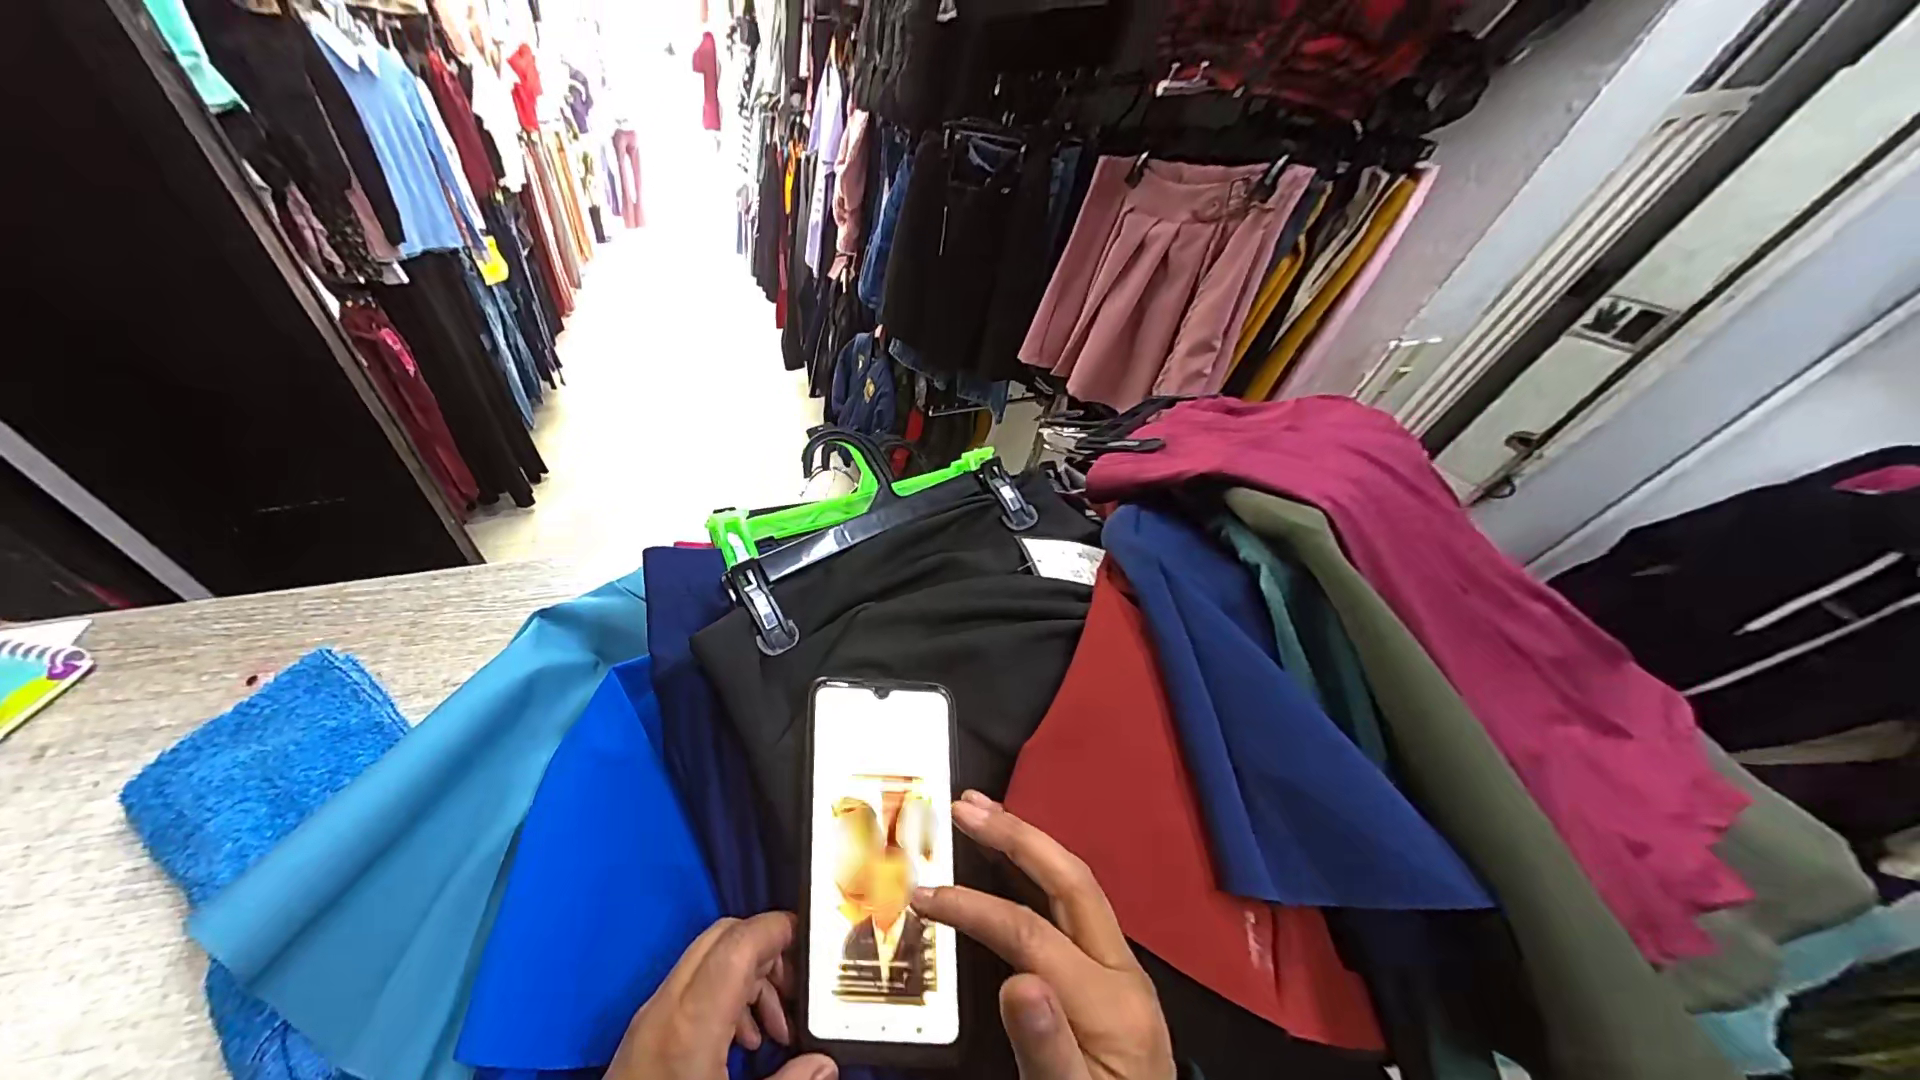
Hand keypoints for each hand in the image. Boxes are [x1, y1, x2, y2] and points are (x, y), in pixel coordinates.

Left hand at [607, 912, 836, 1079]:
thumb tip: (823, 1065)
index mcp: (691, 1024)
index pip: (739, 942)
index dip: (778, 930)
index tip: (811, 943)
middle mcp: (666, 1008)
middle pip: (723, 937)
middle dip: (766, 948)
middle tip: (796, 987)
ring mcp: (649, 1020)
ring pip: (707, 958)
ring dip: (748, 974)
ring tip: (774, 1025)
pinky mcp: (642, 1039)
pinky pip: (691, 988)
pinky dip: (725, 994)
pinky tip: (744, 1042)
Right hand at [911, 791, 1174, 1079]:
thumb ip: (1048, 1051)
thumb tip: (1018, 984)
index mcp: (1111, 1004)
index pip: (1032, 934)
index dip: (975, 908)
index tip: (926, 897)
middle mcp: (1122, 969)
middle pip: (1070, 881)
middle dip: (1015, 836)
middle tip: (965, 807)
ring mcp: (1120, 965)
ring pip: (1075, 881)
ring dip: (1028, 839)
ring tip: (983, 810)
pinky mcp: (1110, 969)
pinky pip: (1072, 902)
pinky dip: (1038, 867)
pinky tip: (1012, 855)